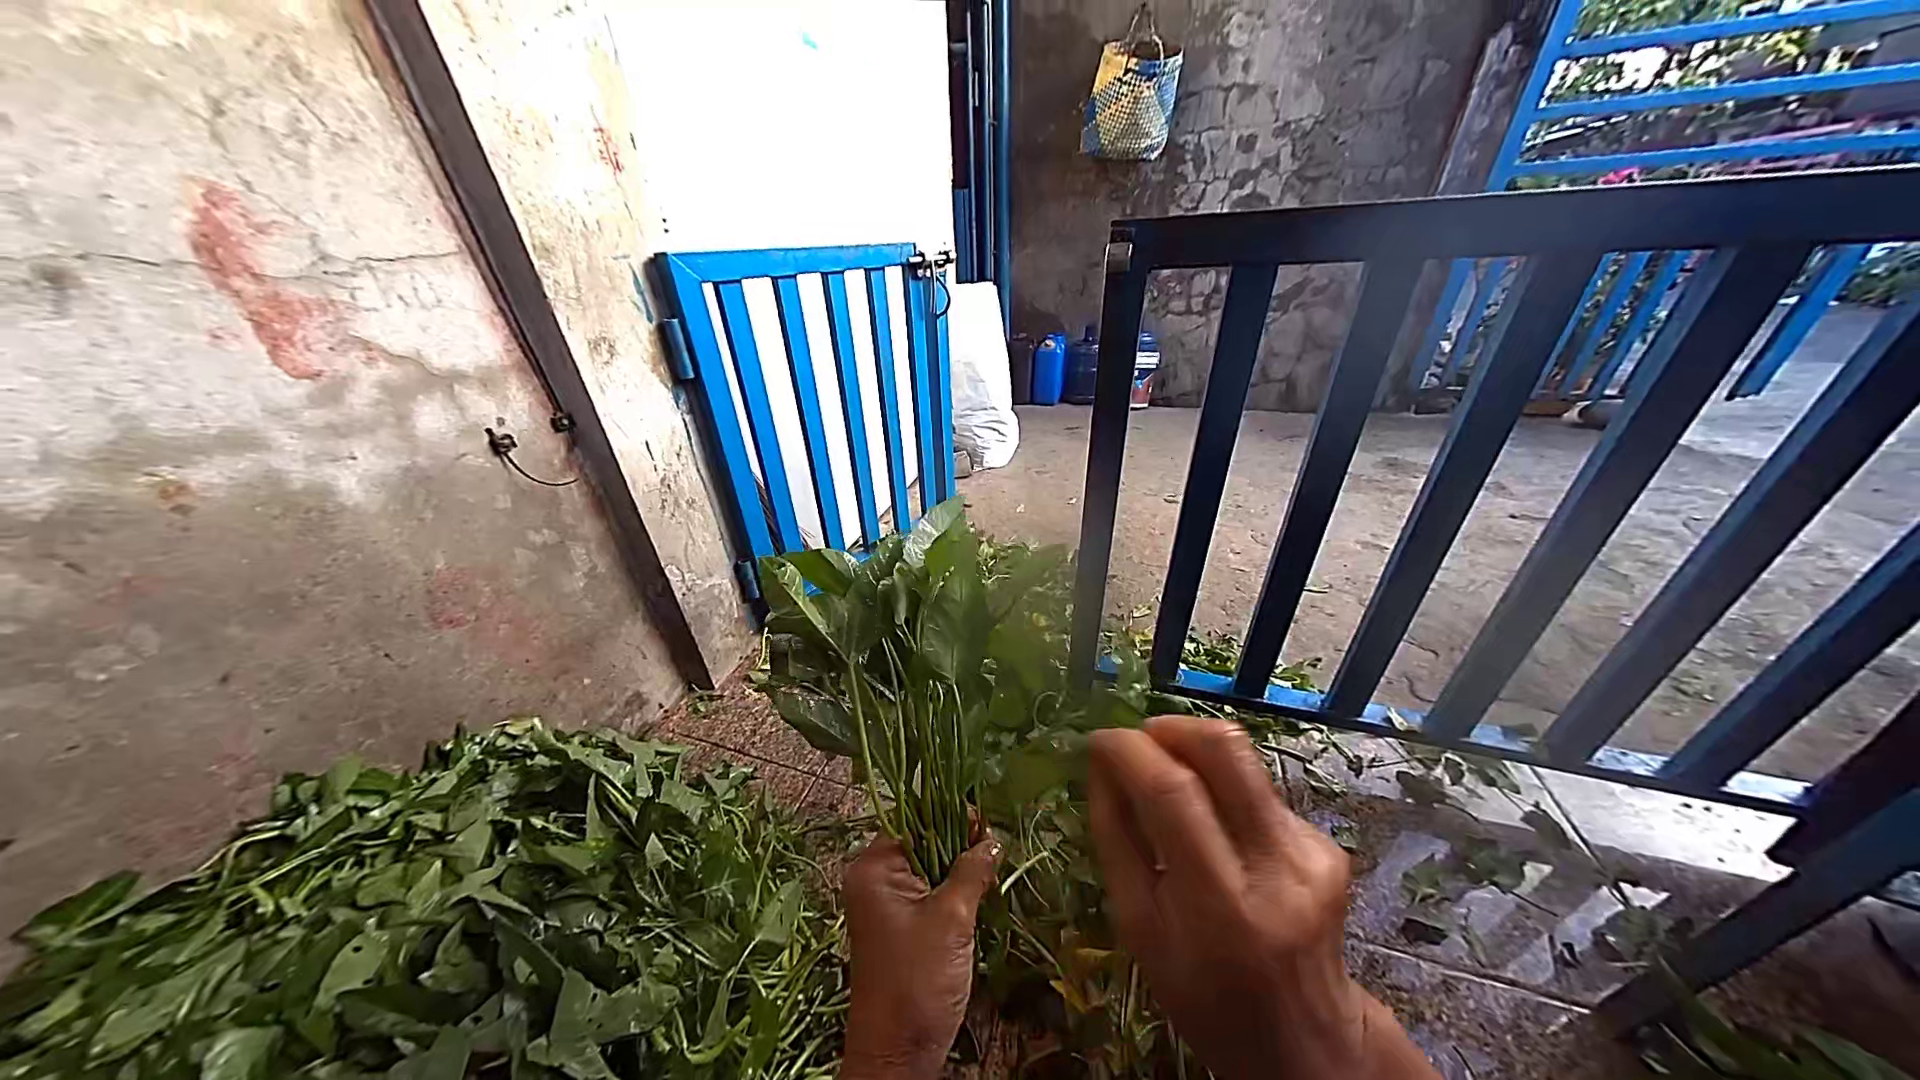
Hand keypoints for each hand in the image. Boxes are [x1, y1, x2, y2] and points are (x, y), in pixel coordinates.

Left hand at [839, 832, 1000, 1079]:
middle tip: (993, 848)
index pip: (913, 820)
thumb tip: (993, 840)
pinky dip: (953, 890)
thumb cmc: (918, 980)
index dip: (950, 816)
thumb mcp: (951, 918)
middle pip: (922, 841)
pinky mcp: (900, 925)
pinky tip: (979, 892)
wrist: (898, 1055)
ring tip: (991, 868)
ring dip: (959, 868)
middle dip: (958, 843)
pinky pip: (929, 891)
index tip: (984, 823)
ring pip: (929, 867)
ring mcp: (886, 903)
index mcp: (873, 868)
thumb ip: (971, 871)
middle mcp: (874, 878)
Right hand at [1088, 716, 1438, 1079]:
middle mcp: (1277, 867)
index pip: (1172, 793)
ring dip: (1193, 752)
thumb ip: (1115, 836)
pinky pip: (1257, 790)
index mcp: (1219, 905)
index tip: (1099, 740)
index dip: (1128, 750)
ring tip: (1168, 782)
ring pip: (1243, 760)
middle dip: (1171, 727)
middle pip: (1225, 751)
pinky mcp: (1328, 844)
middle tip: (1139, 740)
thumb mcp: (1137, 925)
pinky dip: (1222, 790)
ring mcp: (1312, 852)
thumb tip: (1101, 761)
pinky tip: (1216, 829)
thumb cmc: (1201, 992)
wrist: (1304, 1040)